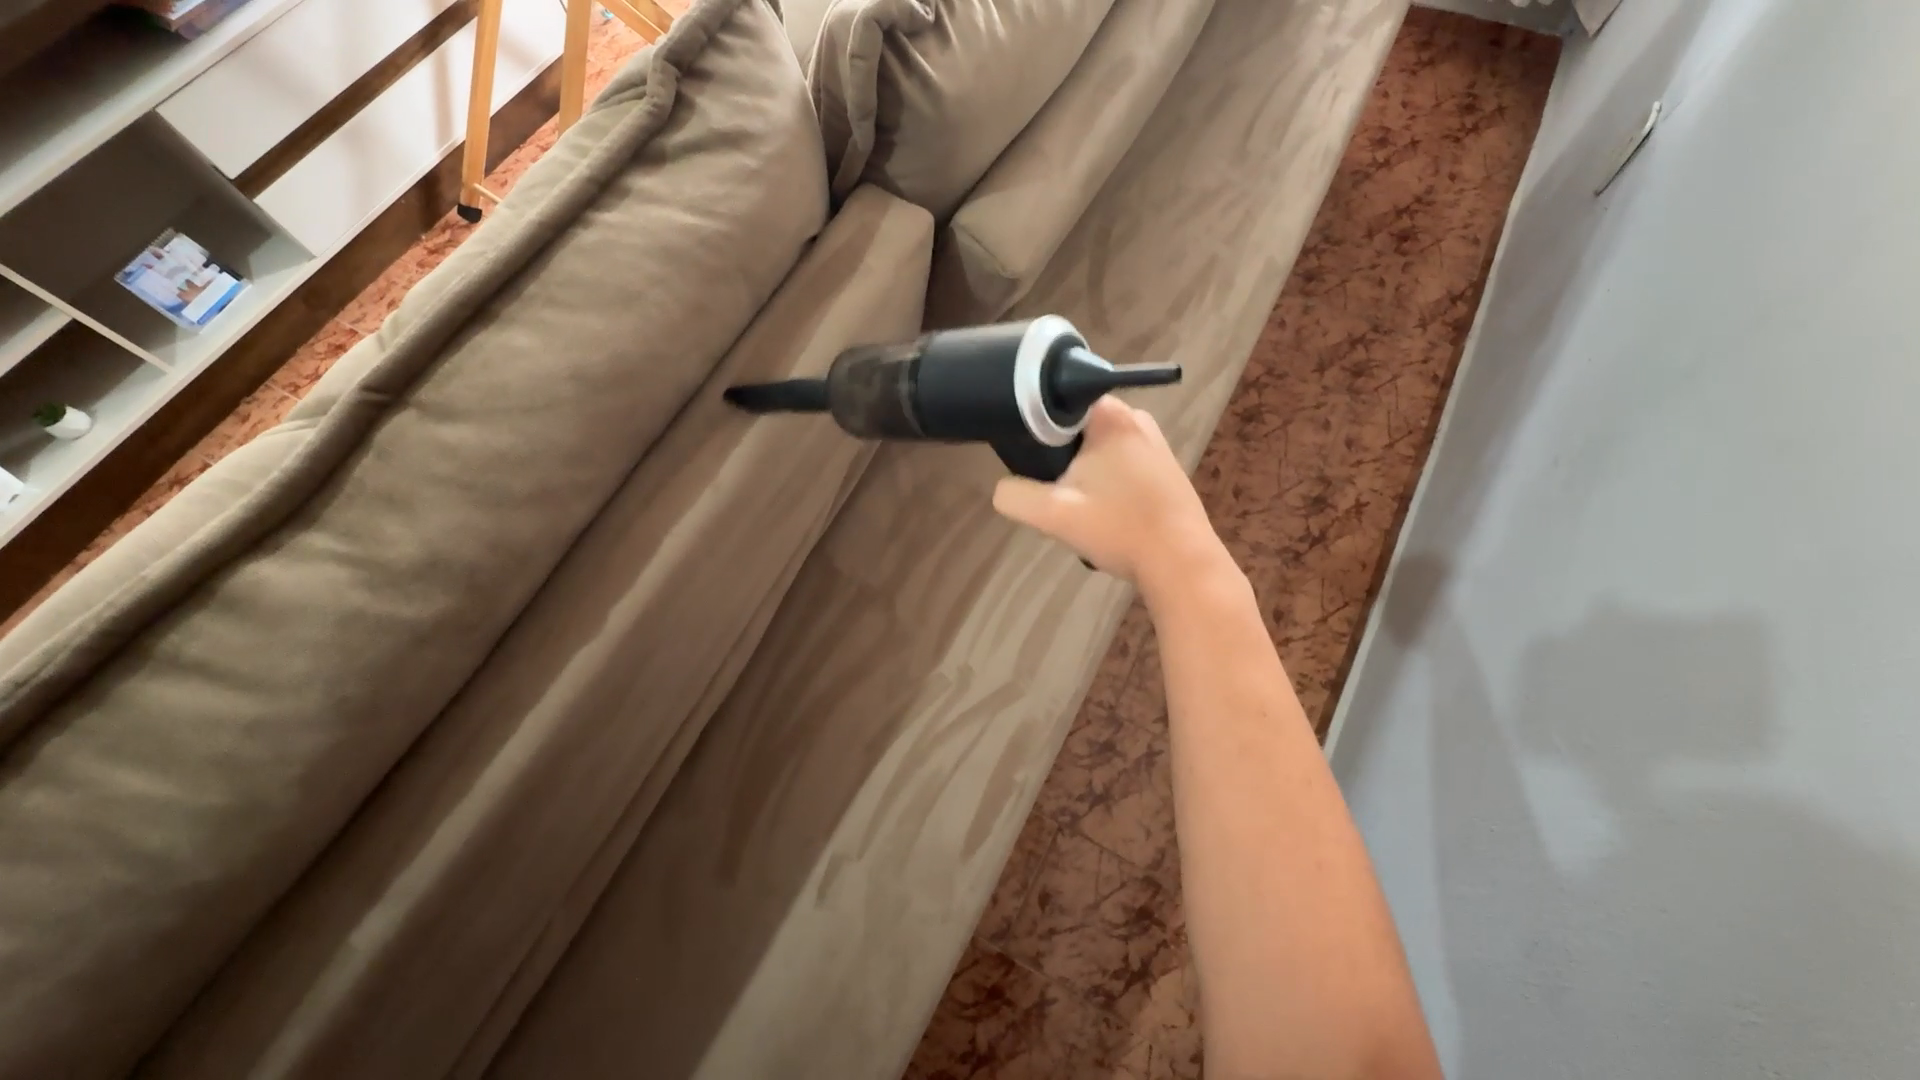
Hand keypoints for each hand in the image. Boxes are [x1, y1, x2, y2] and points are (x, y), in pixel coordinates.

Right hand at [993, 397, 1229, 599]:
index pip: (1057, 407)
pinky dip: (1108, 486)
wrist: (1180, 563)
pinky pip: (1121, 467)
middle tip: (1056, 496)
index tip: (1033, 467)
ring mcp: (1156, 444)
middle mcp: (1137, 418)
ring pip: (1099, 452)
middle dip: (1062, 460)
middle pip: (1077, 432)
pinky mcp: (1166, 470)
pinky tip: (1107, 516)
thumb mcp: (1052, 515)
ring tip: (1082, 510)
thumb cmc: (1119, 529)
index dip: (1037, 435)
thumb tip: (1003, 488)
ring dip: (1085, 477)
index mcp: (1110, 416)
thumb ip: (1014, 496)